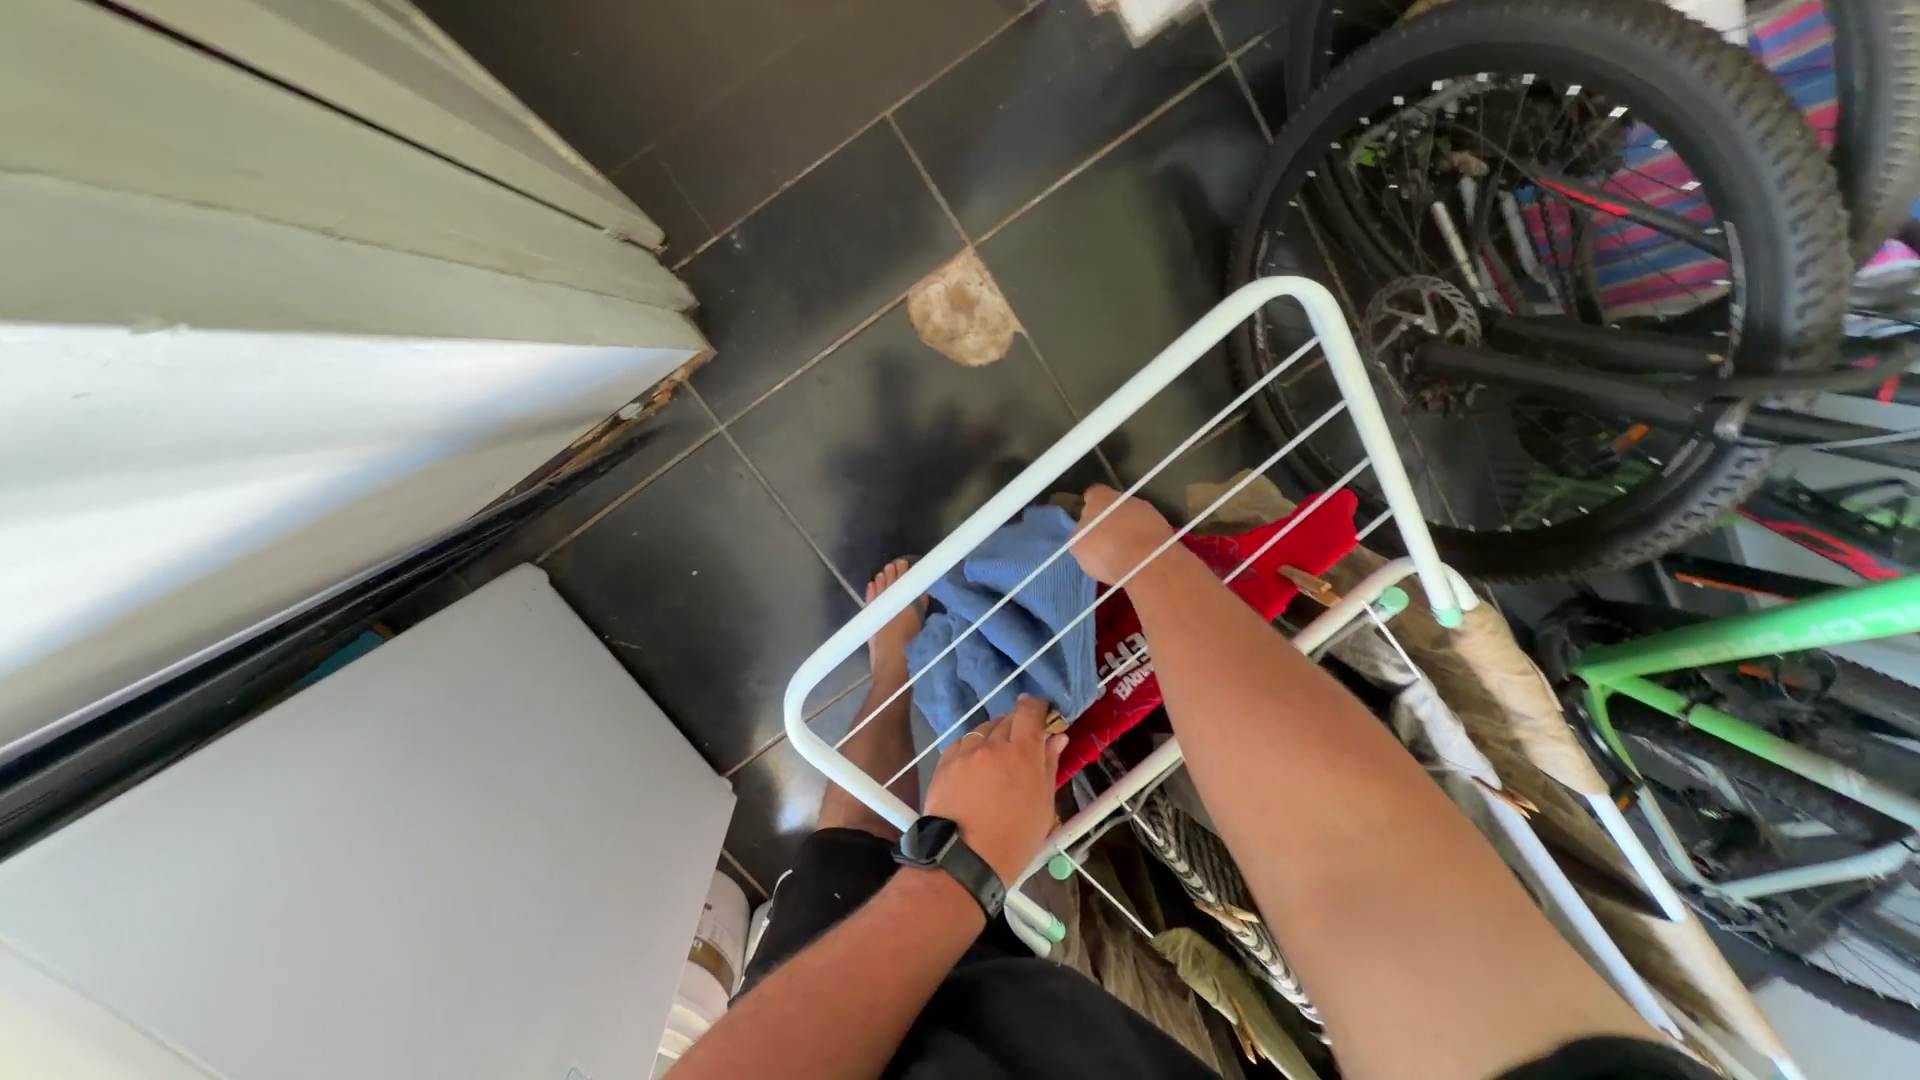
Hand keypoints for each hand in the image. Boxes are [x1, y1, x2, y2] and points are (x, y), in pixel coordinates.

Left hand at [924, 697, 1067, 884]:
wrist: (964, 859)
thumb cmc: (1014, 839)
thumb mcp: (1043, 805)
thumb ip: (1048, 765)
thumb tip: (1056, 737)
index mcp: (1022, 754)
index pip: (1029, 712)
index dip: (1036, 707)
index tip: (1039, 711)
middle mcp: (992, 745)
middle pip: (1006, 720)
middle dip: (1016, 727)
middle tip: (1020, 746)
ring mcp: (966, 752)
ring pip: (982, 730)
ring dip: (992, 737)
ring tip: (995, 760)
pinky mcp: (944, 762)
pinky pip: (962, 743)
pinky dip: (972, 748)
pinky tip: (974, 768)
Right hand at [1070, 484, 1176, 585]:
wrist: (1146, 562)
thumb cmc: (1104, 551)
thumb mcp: (1078, 546)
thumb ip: (1080, 532)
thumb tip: (1085, 530)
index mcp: (1100, 498)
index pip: (1092, 494)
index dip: (1089, 507)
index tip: (1088, 521)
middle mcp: (1125, 497)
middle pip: (1115, 505)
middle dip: (1111, 519)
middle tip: (1106, 540)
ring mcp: (1148, 510)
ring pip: (1134, 517)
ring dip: (1129, 530)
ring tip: (1124, 552)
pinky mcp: (1164, 526)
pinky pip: (1148, 531)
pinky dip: (1144, 541)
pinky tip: (1139, 557)